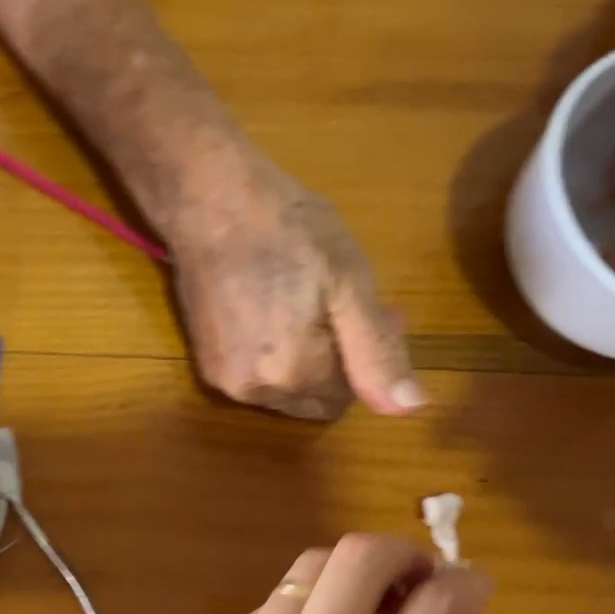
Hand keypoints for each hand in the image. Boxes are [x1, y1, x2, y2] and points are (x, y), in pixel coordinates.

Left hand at [142, 534, 490, 613]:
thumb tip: (422, 612)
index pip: (437, 610)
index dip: (467, 584)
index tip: (469, 583)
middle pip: (362, 554)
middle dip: (401, 552)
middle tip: (410, 578)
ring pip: (310, 566)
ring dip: (345, 578)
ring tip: (353, 612)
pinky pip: (270, 605)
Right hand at [169, 159, 422, 420]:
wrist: (209, 205)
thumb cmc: (288, 231)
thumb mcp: (349, 284)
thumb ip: (377, 352)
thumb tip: (408, 409)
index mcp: (294, 375)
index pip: (347, 398)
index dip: (365, 359)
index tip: (372, 311)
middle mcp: (254, 393)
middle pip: (314, 401)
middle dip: (334, 366)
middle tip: (339, 305)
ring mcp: (223, 381)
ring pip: (285, 392)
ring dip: (303, 363)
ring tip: (302, 305)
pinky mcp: (206, 365)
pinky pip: (256, 380)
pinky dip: (271, 357)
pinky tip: (270, 311)